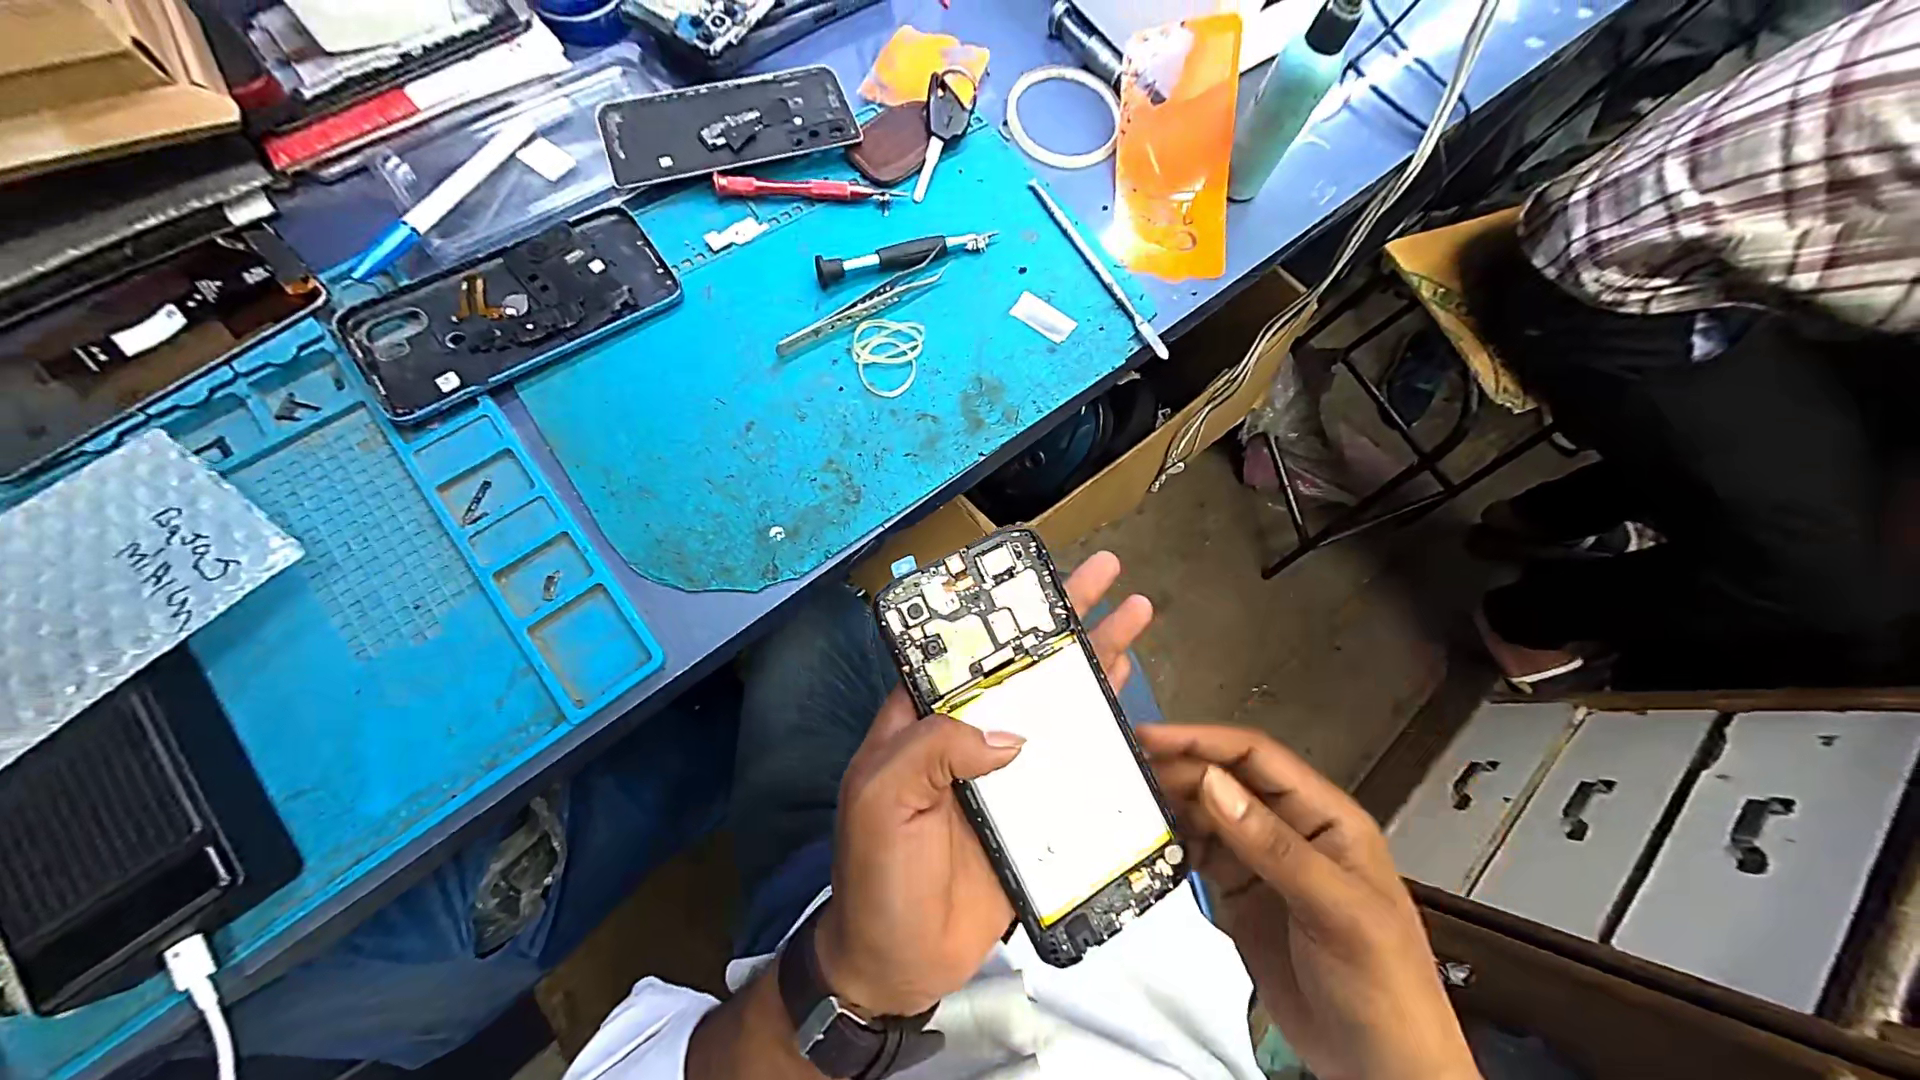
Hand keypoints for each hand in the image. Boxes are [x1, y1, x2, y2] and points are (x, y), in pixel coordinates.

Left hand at [816, 551, 1153, 1017]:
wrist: (901, 960)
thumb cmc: (877, 872)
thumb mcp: (881, 796)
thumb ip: (933, 749)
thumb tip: (1010, 736)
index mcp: (925, 718)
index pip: (967, 649)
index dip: (1002, 610)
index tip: (1037, 574)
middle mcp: (970, 730)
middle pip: (1025, 662)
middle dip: (1064, 616)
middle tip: (1106, 572)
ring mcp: (1007, 767)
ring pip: (1058, 700)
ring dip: (1094, 657)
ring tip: (1134, 614)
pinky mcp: (1036, 806)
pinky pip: (1076, 757)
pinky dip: (1105, 723)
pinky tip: (1128, 691)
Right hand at [1137, 725, 1478, 1079]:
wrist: (1384, 1073)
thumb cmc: (1383, 987)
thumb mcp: (1337, 911)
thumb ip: (1272, 846)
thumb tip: (1210, 782)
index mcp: (1324, 816)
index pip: (1256, 759)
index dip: (1203, 741)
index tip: (1152, 737)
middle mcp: (1289, 828)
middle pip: (1225, 780)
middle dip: (1179, 770)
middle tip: (1129, 772)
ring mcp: (1262, 860)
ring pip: (1208, 813)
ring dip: (1172, 804)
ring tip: (1132, 803)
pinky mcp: (1241, 891)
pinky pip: (1200, 852)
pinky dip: (1174, 843)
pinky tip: (1153, 844)